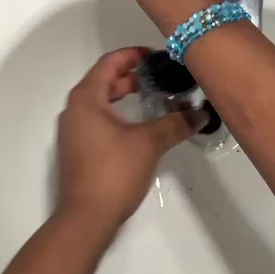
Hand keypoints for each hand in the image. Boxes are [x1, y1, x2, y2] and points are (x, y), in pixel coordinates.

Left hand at [56, 47, 199, 231]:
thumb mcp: (149, 143)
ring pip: (101, 101)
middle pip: (104, 80)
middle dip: (132, 76)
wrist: (85, 219)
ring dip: (125, 96)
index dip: (133, 55)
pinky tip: (139, 126)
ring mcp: (73, 130)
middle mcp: (75, 108)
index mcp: (86, 97)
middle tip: (161, 77)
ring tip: (154, 98)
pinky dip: (118, 114)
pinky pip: (98, 119)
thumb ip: (175, 123)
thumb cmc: (113, 172)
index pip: (109, 63)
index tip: (157, 56)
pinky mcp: (78, 149)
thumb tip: (201, 112)